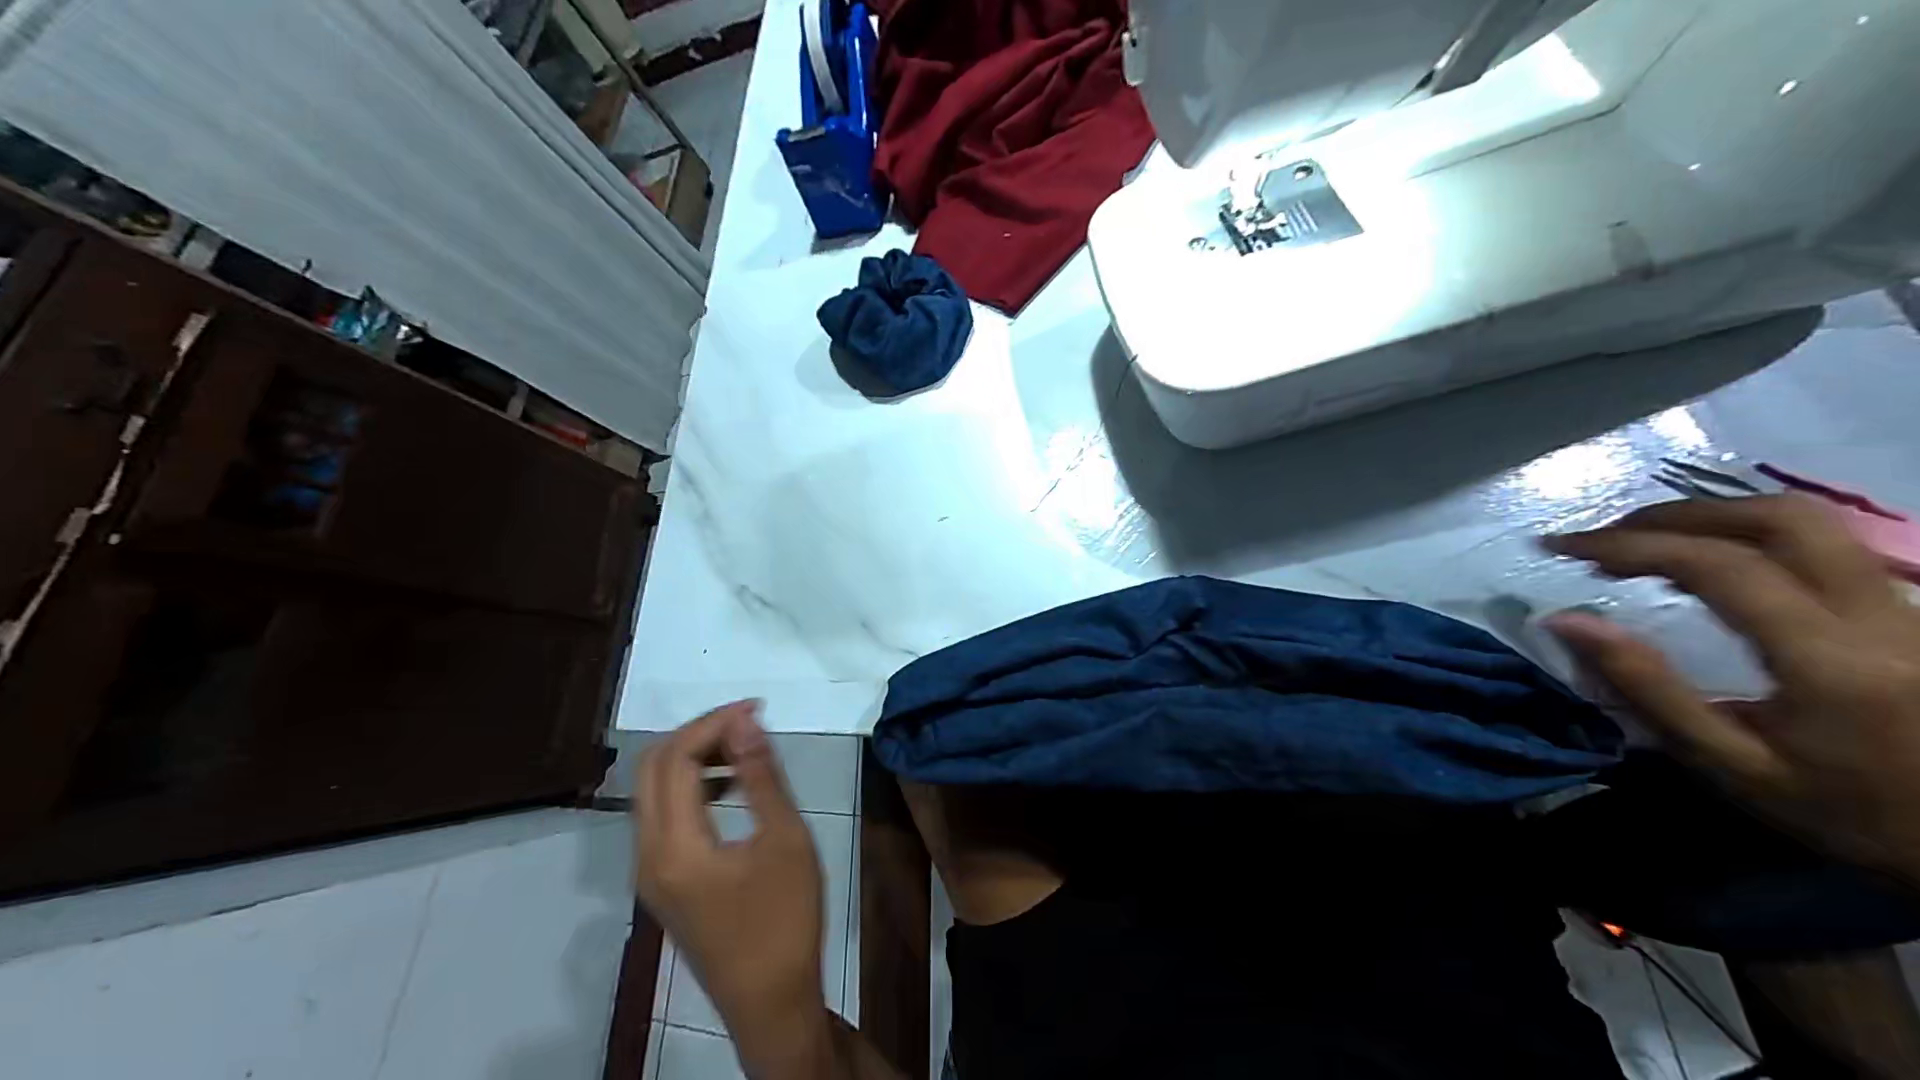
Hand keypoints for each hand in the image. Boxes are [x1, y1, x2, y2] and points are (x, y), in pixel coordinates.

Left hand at [633, 701, 830, 1071]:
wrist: (770, 1002)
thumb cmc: (785, 920)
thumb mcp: (785, 840)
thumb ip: (761, 776)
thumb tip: (745, 720)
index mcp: (674, 845)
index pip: (675, 757)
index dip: (713, 722)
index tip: (757, 708)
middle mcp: (646, 855)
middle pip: (651, 768)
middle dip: (697, 734)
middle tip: (746, 724)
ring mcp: (649, 872)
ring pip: (652, 792)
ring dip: (690, 759)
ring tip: (742, 750)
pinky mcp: (661, 883)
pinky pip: (661, 817)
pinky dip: (689, 789)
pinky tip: (729, 790)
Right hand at [1543, 495, 1919, 886]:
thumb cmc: (1847, 812)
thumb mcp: (1730, 764)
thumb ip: (1646, 687)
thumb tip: (1564, 621)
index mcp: (1832, 659)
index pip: (1720, 566)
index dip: (1631, 544)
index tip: (1562, 546)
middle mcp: (1883, 616)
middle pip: (1780, 520)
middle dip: (1677, 514)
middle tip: (1606, 534)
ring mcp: (1909, 608)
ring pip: (1812, 523)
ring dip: (1714, 517)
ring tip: (1647, 540)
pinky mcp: (1912, 612)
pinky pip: (1826, 546)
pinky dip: (1748, 536)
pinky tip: (1708, 556)